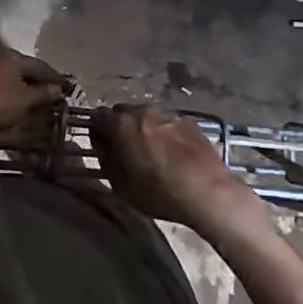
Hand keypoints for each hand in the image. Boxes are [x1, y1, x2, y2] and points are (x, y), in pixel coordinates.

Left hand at [0, 49, 68, 146]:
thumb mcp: (26, 100)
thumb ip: (44, 93)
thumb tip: (59, 89)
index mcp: (11, 57)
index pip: (39, 65)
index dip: (54, 77)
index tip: (66, 86)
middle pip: (24, 70)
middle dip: (39, 82)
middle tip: (53, 92)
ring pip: (11, 79)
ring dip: (25, 88)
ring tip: (37, 100)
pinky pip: (0, 87)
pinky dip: (12, 94)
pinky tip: (17, 104)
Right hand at [90, 104, 266, 238]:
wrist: (207, 190)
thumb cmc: (158, 191)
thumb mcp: (121, 184)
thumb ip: (105, 157)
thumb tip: (100, 142)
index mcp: (123, 124)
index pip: (97, 116)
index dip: (95, 130)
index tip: (100, 146)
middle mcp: (144, 111)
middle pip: (122, 112)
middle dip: (118, 127)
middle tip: (122, 151)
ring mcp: (168, 114)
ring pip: (145, 116)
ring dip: (140, 129)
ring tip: (147, 153)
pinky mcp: (187, 122)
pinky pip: (164, 123)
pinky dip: (160, 133)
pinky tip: (168, 154)